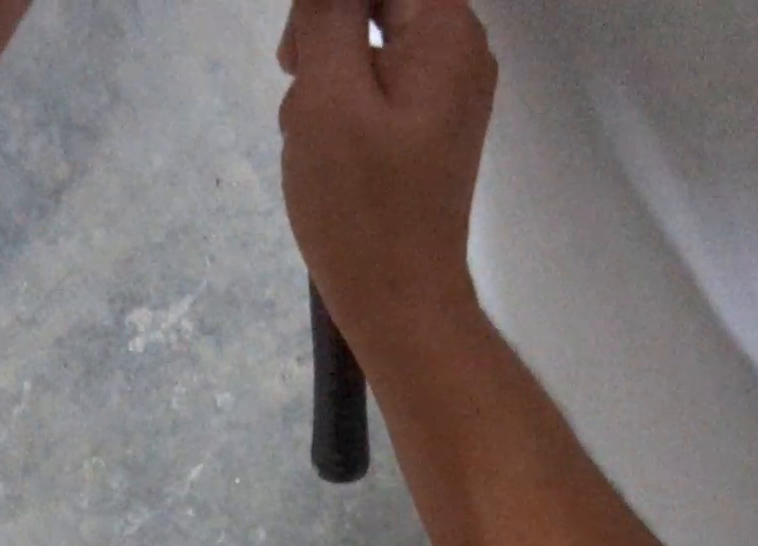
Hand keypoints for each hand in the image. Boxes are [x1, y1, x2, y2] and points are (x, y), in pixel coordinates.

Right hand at [277, 0, 497, 344]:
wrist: (398, 304)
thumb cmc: (361, 207)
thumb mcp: (328, 98)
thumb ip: (328, 13)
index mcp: (446, 30)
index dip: (325, 9)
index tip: (297, 58)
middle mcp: (459, 54)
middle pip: (375, 3)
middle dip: (324, 43)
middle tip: (300, 99)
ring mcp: (447, 101)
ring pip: (369, 54)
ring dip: (327, 86)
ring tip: (312, 144)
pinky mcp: (428, 139)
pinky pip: (377, 98)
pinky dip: (343, 117)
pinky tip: (328, 160)